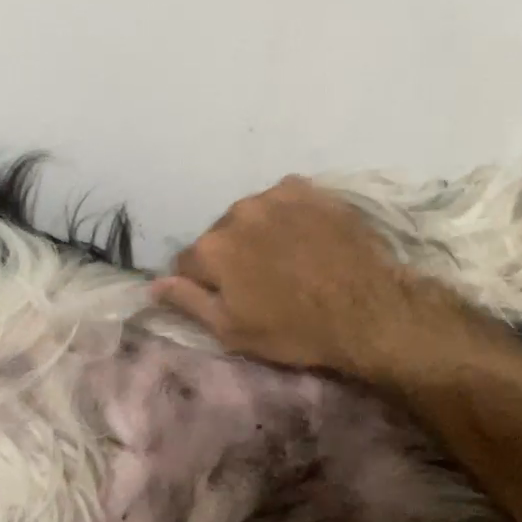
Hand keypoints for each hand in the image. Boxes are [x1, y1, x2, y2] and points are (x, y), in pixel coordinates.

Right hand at [152, 176, 503, 378]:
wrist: (368, 311)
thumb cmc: (295, 330)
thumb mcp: (231, 331)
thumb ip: (187, 302)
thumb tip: (152, 285)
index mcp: (211, 249)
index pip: (187, 263)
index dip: (203, 283)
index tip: (227, 298)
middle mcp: (235, 214)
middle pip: (219, 235)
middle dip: (231, 255)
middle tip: (261, 281)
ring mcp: (274, 197)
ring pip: (251, 216)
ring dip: (259, 233)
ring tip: (288, 258)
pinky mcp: (308, 190)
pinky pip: (284, 200)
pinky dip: (287, 216)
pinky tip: (306, 237)